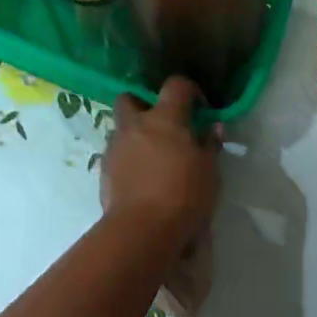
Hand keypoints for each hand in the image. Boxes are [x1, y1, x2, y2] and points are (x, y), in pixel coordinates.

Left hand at [101, 76, 219, 238]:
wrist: (142, 231)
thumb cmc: (184, 198)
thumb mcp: (209, 173)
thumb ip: (210, 146)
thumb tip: (213, 128)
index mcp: (165, 119)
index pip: (176, 85)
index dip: (190, 91)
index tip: (200, 108)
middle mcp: (134, 126)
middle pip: (130, 99)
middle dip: (143, 105)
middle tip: (161, 126)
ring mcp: (114, 149)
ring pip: (120, 129)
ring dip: (134, 137)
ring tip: (151, 159)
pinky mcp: (102, 173)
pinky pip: (114, 157)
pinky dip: (126, 162)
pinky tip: (139, 180)